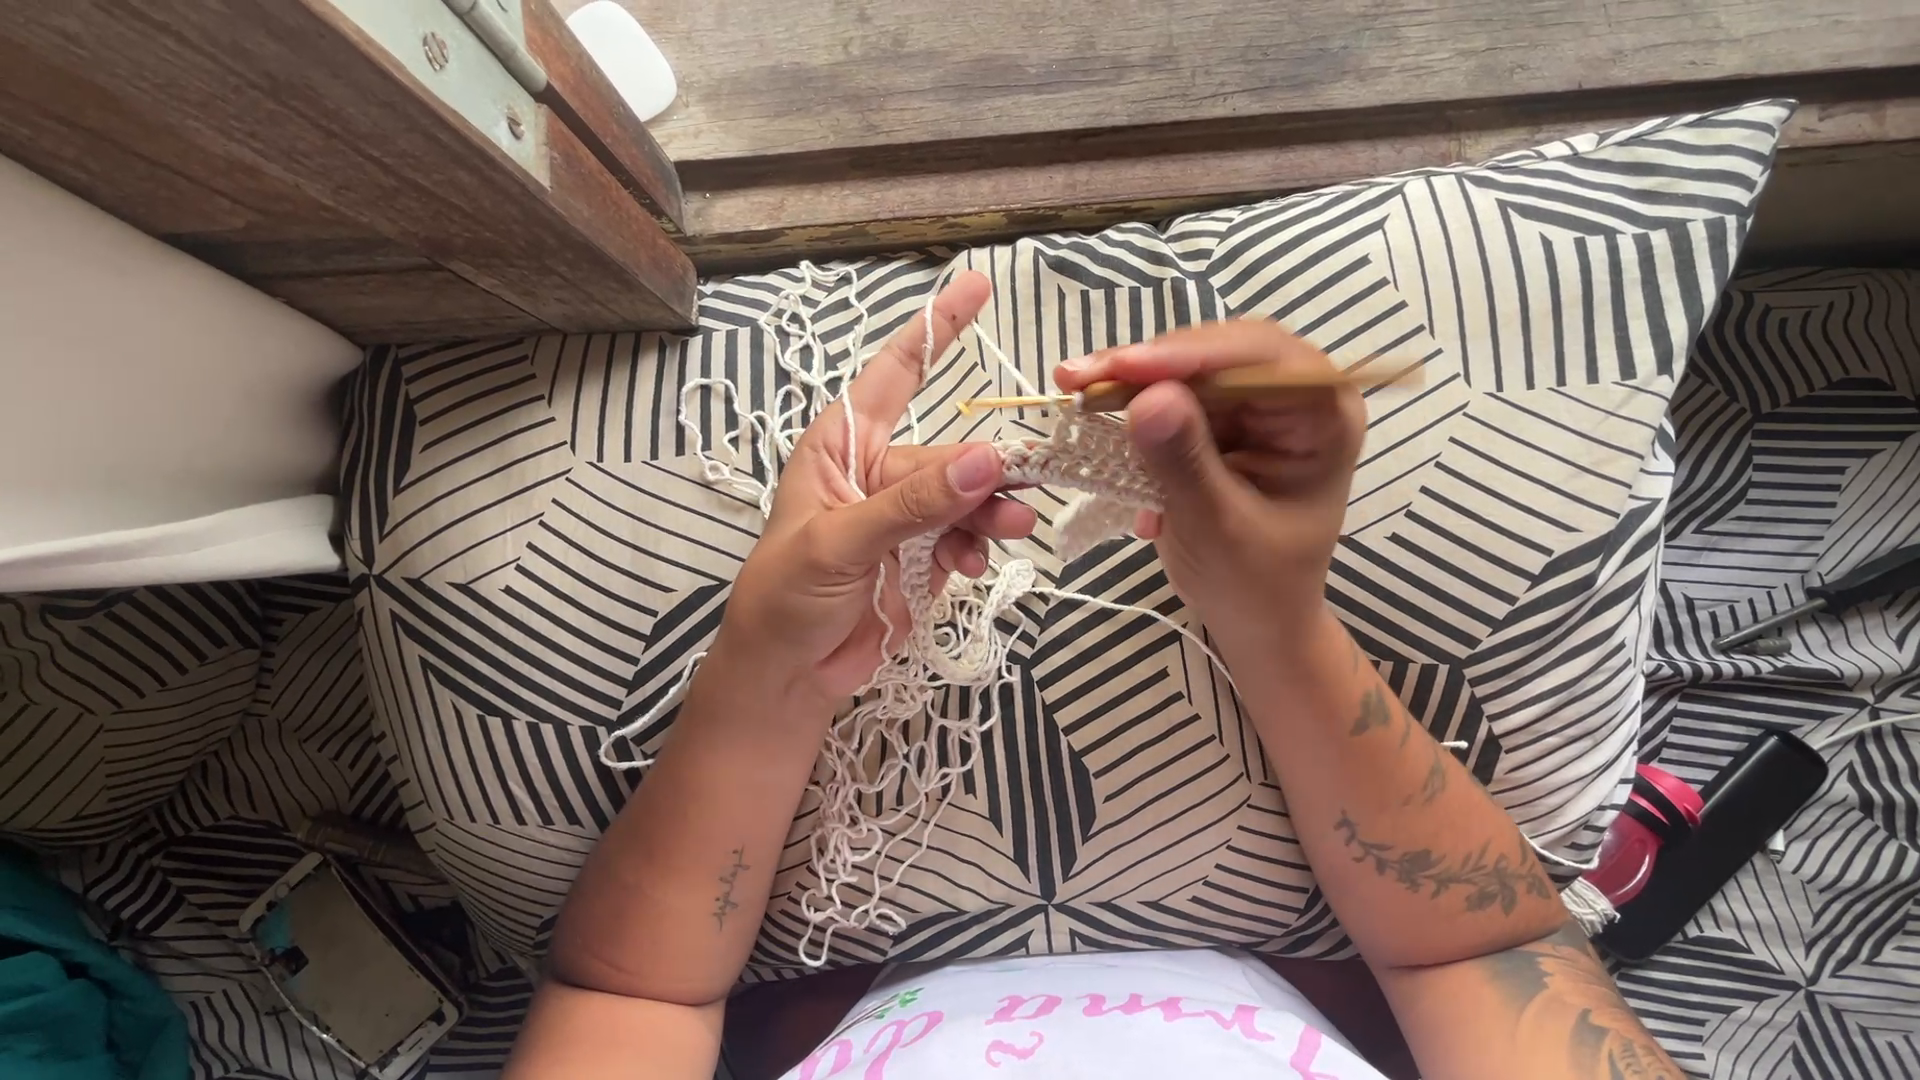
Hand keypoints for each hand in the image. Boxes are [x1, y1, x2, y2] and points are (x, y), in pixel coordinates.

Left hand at [716, 272, 1037, 706]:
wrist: (788, 674)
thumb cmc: (785, 597)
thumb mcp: (840, 543)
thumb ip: (912, 503)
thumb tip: (987, 460)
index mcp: (840, 448)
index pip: (891, 374)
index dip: (933, 329)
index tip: (975, 286)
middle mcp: (875, 473)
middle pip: (946, 452)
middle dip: (983, 472)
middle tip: (1023, 490)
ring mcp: (902, 518)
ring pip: (964, 497)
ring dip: (989, 513)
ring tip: (1013, 530)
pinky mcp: (921, 557)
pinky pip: (964, 537)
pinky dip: (975, 548)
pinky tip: (972, 566)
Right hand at [1053, 320, 1364, 644]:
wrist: (1252, 617)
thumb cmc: (1252, 582)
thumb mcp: (1216, 526)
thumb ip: (1184, 462)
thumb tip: (1148, 397)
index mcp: (1323, 418)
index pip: (1260, 360)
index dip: (1189, 356)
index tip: (1124, 368)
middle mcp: (1293, 398)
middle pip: (1217, 352)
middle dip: (1146, 363)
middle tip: (1078, 375)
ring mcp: (1254, 407)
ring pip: (1187, 369)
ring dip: (1128, 380)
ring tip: (1074, 388)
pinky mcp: (1221, 421)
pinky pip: (1171, 396)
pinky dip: (1131, 405)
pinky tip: (1095, 408)